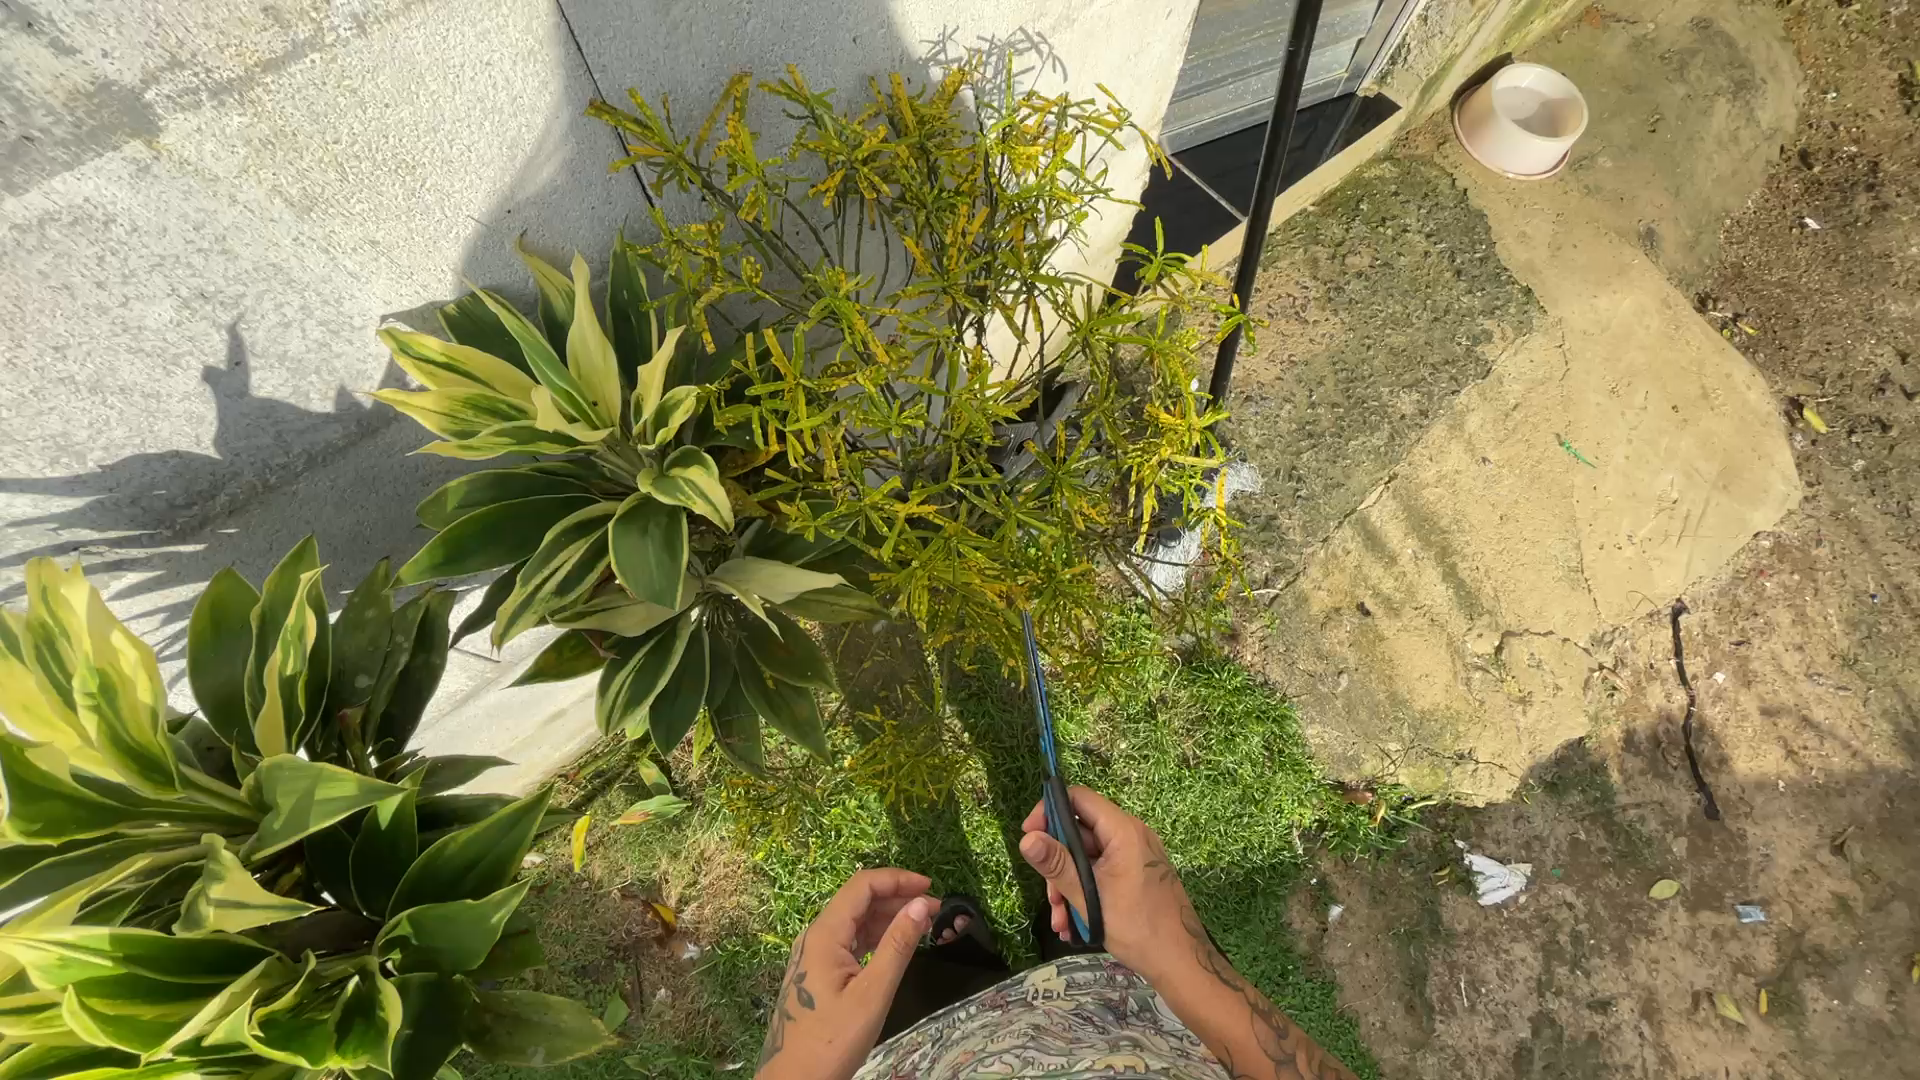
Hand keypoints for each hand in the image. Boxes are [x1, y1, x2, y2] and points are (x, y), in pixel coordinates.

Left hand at [753, 869, 935, 1079]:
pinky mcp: (818, 971)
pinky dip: (876, 936)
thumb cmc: (833, 1042)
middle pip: (859, 899)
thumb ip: (898, 945)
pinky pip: (851, 940)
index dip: (897, 879)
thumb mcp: (873, 994)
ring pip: (856, 920)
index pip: (863, 885)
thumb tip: (922, 904)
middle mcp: (817, 935)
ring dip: (888, 916)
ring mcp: (815, 953)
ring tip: (922, 925)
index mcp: (825, 933)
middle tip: (933, 910)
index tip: (930, 888)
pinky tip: (897, 944)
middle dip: (897, 897)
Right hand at [1019, 785, 1195, 981]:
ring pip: (1088, 857)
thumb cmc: (1137, 927)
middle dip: (1058, 864)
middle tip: (1048, 896)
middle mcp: (1130, 835)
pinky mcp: (1136, 874)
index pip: (1078, 799)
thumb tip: (1026, 839)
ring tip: (1061, 920)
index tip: (1030, 837)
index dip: (1049, 812)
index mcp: (1123, 830)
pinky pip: (1102, 871)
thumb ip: (1056, 865)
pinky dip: (1086, 891)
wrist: (1183, 965)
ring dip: (1068, 885)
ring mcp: (1134, 855)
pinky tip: (1074, 924)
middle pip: (1080, 832)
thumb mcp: (1089, 896)